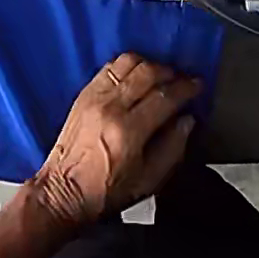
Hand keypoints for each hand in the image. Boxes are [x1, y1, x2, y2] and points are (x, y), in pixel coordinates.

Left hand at [25, 53, 199, 229]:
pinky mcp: (84, 94)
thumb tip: (188, 119)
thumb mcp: (149, 181)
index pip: (166, 96)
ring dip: (150, 65)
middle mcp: (112, 107)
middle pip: (149, 72)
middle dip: (171, 73)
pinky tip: (136, 76)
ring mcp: (95, 97)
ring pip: (130, 62)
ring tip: (160, 76)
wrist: (60, 194)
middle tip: (182, 80)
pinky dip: (128, 65)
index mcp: (129, 131)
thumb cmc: (108, 192)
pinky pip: (111, 66)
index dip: (187, 87)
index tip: (198, 85)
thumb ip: (173, 148)